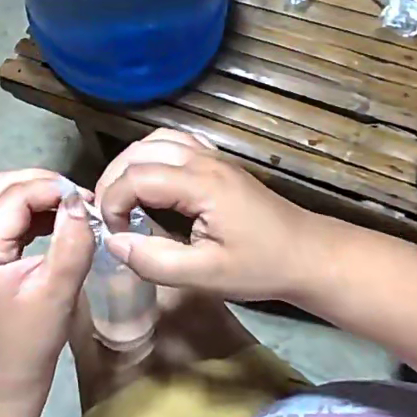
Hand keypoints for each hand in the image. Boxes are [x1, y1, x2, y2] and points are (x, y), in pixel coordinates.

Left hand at [0, 169, 94, 407]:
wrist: (5, 377)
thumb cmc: (31, 339)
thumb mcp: (58, 293)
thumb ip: (71, 244)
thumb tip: (78, 202)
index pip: (14, 197)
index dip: (52, 189)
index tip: (87, 199)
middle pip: (1, 187)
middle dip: (42, 183)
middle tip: (78, 197)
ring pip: (0, 197)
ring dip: (36, 194)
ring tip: (71, 206)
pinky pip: (2, 215)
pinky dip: (29, 209)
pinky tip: (56, 219)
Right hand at [93, 129, 319, 302]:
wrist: (308, 254)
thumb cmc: (260, 267)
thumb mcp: (206, 276)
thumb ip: (156, 261)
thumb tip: (114, 243)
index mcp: (201, 185)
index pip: (136, 177)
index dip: (113, 202)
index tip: (114, 233)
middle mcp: (203, 160)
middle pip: (139, 152)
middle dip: (113, 181)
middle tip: (108, 217)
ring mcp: (212, 156)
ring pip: (155, 140)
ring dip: (129, 164)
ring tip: (121, 197)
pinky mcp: (217, 160)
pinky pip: (174, 141)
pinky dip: (151, 154)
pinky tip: (149, 179)